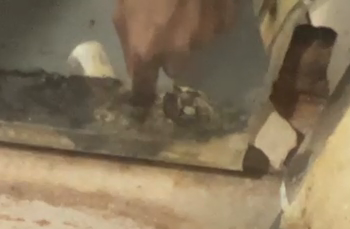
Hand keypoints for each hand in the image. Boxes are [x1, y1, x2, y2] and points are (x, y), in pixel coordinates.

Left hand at [113, 0, 237, 99]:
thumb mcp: (123, 8)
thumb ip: (128, 37)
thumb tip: (135, 58)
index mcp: (146, 50)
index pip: (144, 91)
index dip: (143, 94)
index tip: (144, 97)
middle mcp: (177, 52)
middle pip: (175, 70)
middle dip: (170, 56)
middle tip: (167, 30)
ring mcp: (204, 37)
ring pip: (197, 46)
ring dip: (192, 33)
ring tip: (187, 7)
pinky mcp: (226, 19)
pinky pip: (217, 28)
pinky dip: (211, 17)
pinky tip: (204, 1)